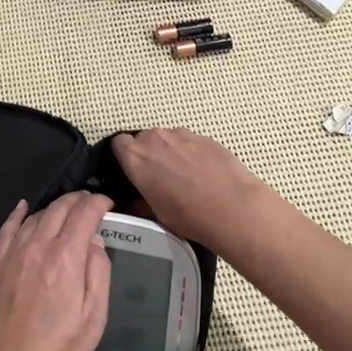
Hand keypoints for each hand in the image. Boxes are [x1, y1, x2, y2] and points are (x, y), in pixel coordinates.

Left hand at [0, 192, 113, 350]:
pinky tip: (23, 207)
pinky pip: (7, 228)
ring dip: (54, 208)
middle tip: (90, 202)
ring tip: (66, 211)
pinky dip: (18, 214)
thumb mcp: (93, 321)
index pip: (84, 214)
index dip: (98, 203)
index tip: (107, 203)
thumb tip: (96, 243)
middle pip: (59, 208)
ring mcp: (12, 254)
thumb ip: (99, 274)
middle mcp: (37, 247)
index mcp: (65, 259)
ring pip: (35, 215)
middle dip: (78, 200)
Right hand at [112, 128, 270, 243]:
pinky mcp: (204, 137)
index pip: (118, 144)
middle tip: (158, 178)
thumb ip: (140, 203)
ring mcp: (181, 135)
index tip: (132, 171)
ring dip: (170, 153)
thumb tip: (134, 203)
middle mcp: (155, 139)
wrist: (233, 208)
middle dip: (148, 155)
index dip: (124, 157)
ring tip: (185, 177)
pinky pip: (188, 141)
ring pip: (167, 139)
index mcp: (136, 157)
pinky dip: (191, 153)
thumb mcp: (157, 215)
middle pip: (143, 140)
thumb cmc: (189, 215)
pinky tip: (203, 174)